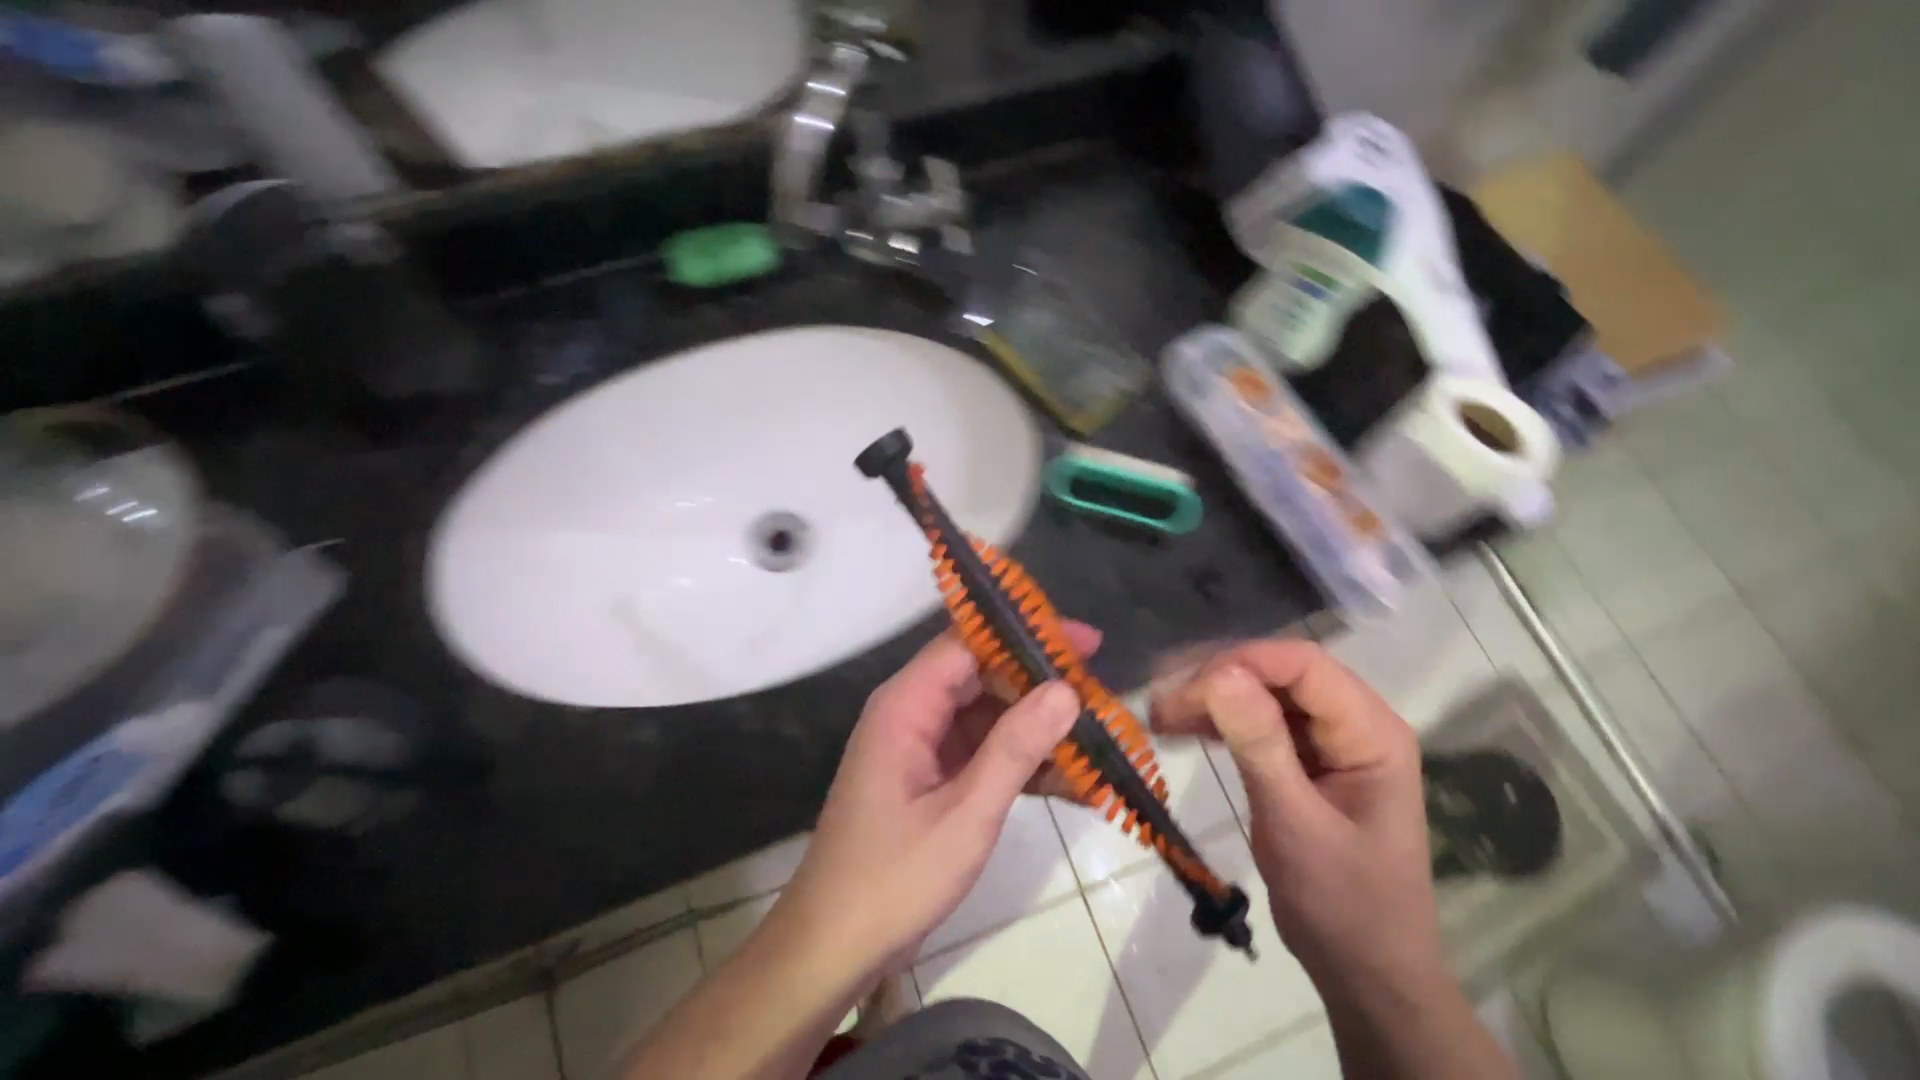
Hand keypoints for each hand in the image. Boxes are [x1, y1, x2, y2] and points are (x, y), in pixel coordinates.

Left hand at [776, 625, 1095, 975]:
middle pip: (983, 678)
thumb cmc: (895, 877)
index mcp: (906, 707)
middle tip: (1106, 699)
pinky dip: (1023, 765)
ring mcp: (921, 749)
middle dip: (1043, 687)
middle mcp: (911, 715)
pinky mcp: (931, 781)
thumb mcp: (966, 813)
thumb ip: (1015, 748)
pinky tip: (1076, 783)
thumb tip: (1067, 690)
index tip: (1088, 643)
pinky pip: (983, 756)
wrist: (835, 945)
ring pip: (989, 719)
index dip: (1028, 635)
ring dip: (1040, 731)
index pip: (968, 644)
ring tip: (1104, 742)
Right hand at [1150, 639, 1443, 989]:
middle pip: (1281, 674)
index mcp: (1372, 733)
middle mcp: (1356, 725)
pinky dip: (1222, 725)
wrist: (1368, 973)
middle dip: (1218, 680)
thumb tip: (1218, 675)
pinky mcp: (1310, 764)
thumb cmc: (1343, 905)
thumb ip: (1260, 745)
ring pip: (1267, 696)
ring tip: (1160, 718)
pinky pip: (1263, 726)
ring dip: (1213, 700)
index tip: (1181, 692)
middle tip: (1159, 706)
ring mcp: (1333, 744)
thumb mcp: (1295, 824)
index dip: (1239, 664)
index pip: (1302, 665)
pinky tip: (1183, 732)